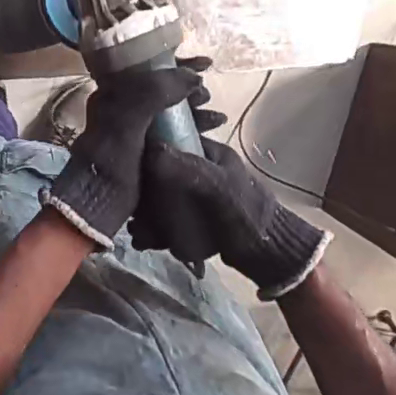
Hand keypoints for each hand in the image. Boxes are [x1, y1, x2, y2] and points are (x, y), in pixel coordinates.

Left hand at [42, 64, 203, 247]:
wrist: (94, 210)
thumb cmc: (108, 166)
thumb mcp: (127, 124)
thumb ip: (152, 93)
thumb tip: (190, 77)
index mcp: (110, 95)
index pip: (148, 66)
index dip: (177, 65)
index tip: (205, 67)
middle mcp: (119, 108)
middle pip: (161, 89)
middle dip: (189, 90)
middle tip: (208, 97)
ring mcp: (130, 131)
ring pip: (167, 111)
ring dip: (194, 111)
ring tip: (217, 120)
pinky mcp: (140, 152)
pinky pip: (168, 132)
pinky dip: (189, 130)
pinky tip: (207, 136)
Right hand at [130, 137, 330, 298]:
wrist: (266, 256)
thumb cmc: (248, 216)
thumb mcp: (220, 188)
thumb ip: (189, 169)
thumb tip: (151, 148)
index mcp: (208, 152)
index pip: (169, 139)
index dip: (146, 151)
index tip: (129, 171)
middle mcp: (197, 170)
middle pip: (157, 173)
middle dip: (141, 195)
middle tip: (133, 214)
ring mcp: (193, 195)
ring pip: (157, 199)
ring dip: (144, 216)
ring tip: (139, 233)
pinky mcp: (190, 218)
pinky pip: (163, 218)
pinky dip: (153, 230)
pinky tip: (146, 242)